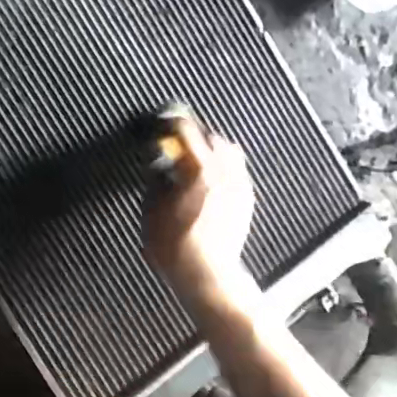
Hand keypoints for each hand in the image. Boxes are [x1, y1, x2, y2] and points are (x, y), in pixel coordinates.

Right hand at [142, 116, 255, 305]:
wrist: (205, 273)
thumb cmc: (175, 245)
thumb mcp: (151, 207)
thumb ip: (157, 177)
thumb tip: (159, 160)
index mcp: (200, 170)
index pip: (186, 131)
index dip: (170, 123)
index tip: (159, 122)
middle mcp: (225, 174)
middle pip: (212, 136)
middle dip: (192, 134)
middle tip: (173, 140)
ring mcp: (239, 187)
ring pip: (229, 151)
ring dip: (209, 149)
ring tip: (190, 159)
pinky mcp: (245, 201)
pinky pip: (235, 170)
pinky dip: (219, 166)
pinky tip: (203, 180)